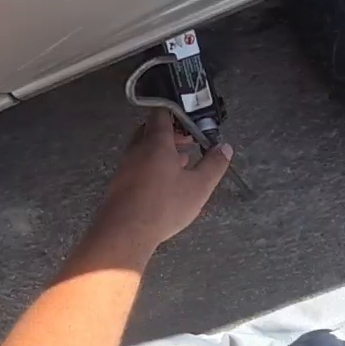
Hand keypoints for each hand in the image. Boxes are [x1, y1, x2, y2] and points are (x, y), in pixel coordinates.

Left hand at [85, 108, 230, 256]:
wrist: (124, 232)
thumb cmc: (163, 206)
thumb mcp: (199, 186)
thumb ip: (214, 164)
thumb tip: (225, 148)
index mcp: (156, 141)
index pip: (161, 112)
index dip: (177, 112)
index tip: (191, 121)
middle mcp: (136, 149)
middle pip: (150, 129)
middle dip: (170, 132)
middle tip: (187, 143)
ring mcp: (125, 167)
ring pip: (143, 149)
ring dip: (161, 151)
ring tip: (181, 163)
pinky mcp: (119, 184)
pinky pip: (136, 166)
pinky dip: (151, 167)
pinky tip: (163, 184)